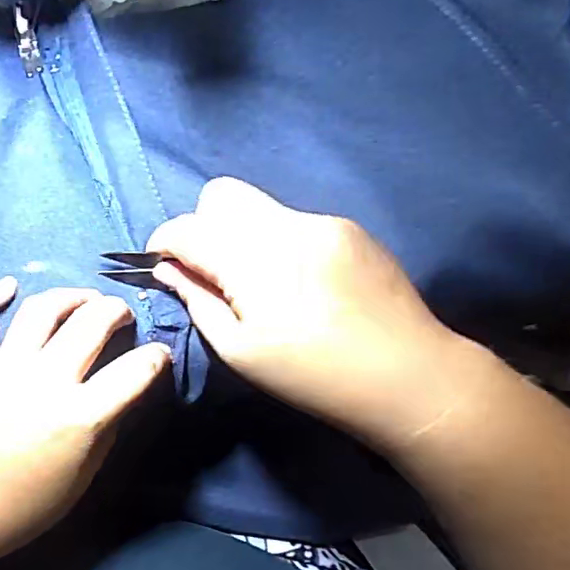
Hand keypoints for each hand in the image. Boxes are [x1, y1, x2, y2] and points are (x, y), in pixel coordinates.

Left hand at [0, 278, 171, 564]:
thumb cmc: (29, 504)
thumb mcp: (85, 474)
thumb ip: (109, 425)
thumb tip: (126, 390)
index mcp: (79, 416)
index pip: (135, 370)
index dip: (157, 357)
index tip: (159, 355)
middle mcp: (44, 381)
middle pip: (91, 323)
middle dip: (117, 312)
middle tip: (123, 318)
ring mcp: (5, 368)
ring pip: (43, 309)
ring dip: (72, 296)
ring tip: (86, 300)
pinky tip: (10, 285)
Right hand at [146, 177, 477, 446]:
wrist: (408, 374)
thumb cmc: (313, 375)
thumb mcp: (241, 350)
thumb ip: (198, 301)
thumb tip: (167, 270)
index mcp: (254, 262)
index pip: (188, 228)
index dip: (163, 243)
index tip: (161, 264)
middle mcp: (286, 226)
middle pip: (220, 195)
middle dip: (201, 226)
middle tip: (210, 271)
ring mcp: (322, 222)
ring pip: (258, 207)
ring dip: (241, 235)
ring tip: (260, 283)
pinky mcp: (348, 228)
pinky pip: (293, 220)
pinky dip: (277, 242)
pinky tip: (299, 283)